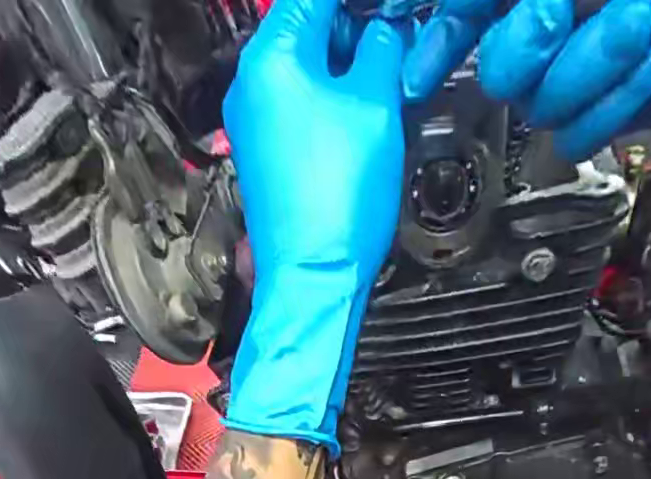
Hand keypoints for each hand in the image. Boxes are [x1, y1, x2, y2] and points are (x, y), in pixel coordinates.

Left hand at [222, 0, 407, 450]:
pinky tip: (362, 138)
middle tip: (397, 58)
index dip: (361, 8)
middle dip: (356, 41)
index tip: (389, 17)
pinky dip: (334, 118)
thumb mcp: (374, 111)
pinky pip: (303, 121)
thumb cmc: (336, 205)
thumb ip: (380, 55)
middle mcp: (253, 89)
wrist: (314, 279)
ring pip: (308, 82)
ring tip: (386, 101)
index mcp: (272, 58)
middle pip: (310, 36)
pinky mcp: (270, 166)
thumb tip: (384, 32)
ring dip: (348, 83)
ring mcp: (257, 131)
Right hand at [402, 0, 650, 162]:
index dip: (441, 31)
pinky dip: (613, 105)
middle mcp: (561, 18)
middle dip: (538, 42)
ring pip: (539, 107)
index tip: (415, 62)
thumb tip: (484, 10)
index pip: (472, 8)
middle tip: (589, 8)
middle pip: (500, 69)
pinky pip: (577, 136)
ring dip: (591, 68)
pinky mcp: (613, 110)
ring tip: (645, 25)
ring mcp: (586, 68)